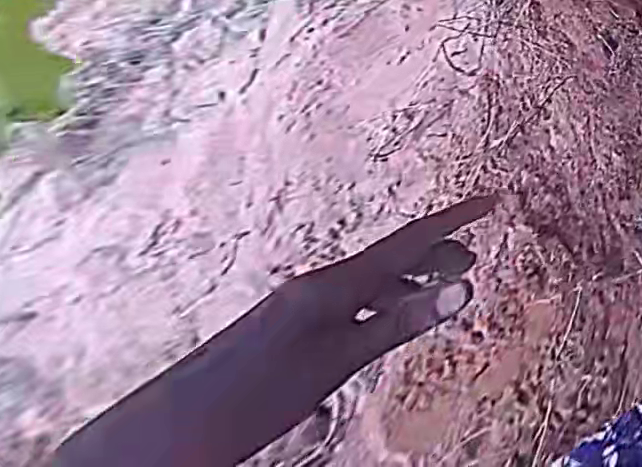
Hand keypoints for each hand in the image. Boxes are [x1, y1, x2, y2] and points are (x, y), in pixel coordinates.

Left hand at [54, 196, 497, 466]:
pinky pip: (349, 300)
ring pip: (372, 279)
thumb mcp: (338, 362)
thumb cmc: (249, 399)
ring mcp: (299, 303)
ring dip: (409, 280)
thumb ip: (403, 322)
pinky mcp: (285, 325)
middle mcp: (319, 283)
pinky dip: (380, 302)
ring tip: (437, 293)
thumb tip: (467, 289)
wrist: (150, 441)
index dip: (456, 218)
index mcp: (335, 283)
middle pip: (394, 254)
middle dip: (438, 253)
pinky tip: (385, 322)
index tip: (492, 200)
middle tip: (472, 262)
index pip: (412, 238)